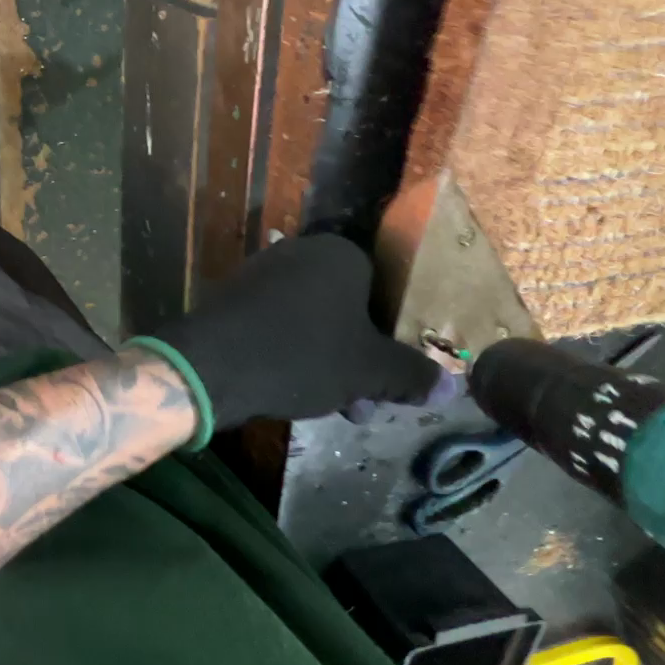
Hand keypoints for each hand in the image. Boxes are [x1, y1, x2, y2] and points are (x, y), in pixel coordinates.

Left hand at [138, 234, 443, 429]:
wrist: (212, 363)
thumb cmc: (302, 355)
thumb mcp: (369, 371)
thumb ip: (411, 374)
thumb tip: (452, 384)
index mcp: (338, 254)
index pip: (383, 287)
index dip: (393, 334)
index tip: (397, 374)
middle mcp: (299, 253)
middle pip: (347, 308)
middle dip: (361, 359)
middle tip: (370, 404)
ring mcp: (261, 275)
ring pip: (313, 322)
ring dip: (330, 364)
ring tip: (341, 410)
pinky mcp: (233, 300)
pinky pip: (278, 326)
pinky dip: (294, 355)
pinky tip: (297, 393)